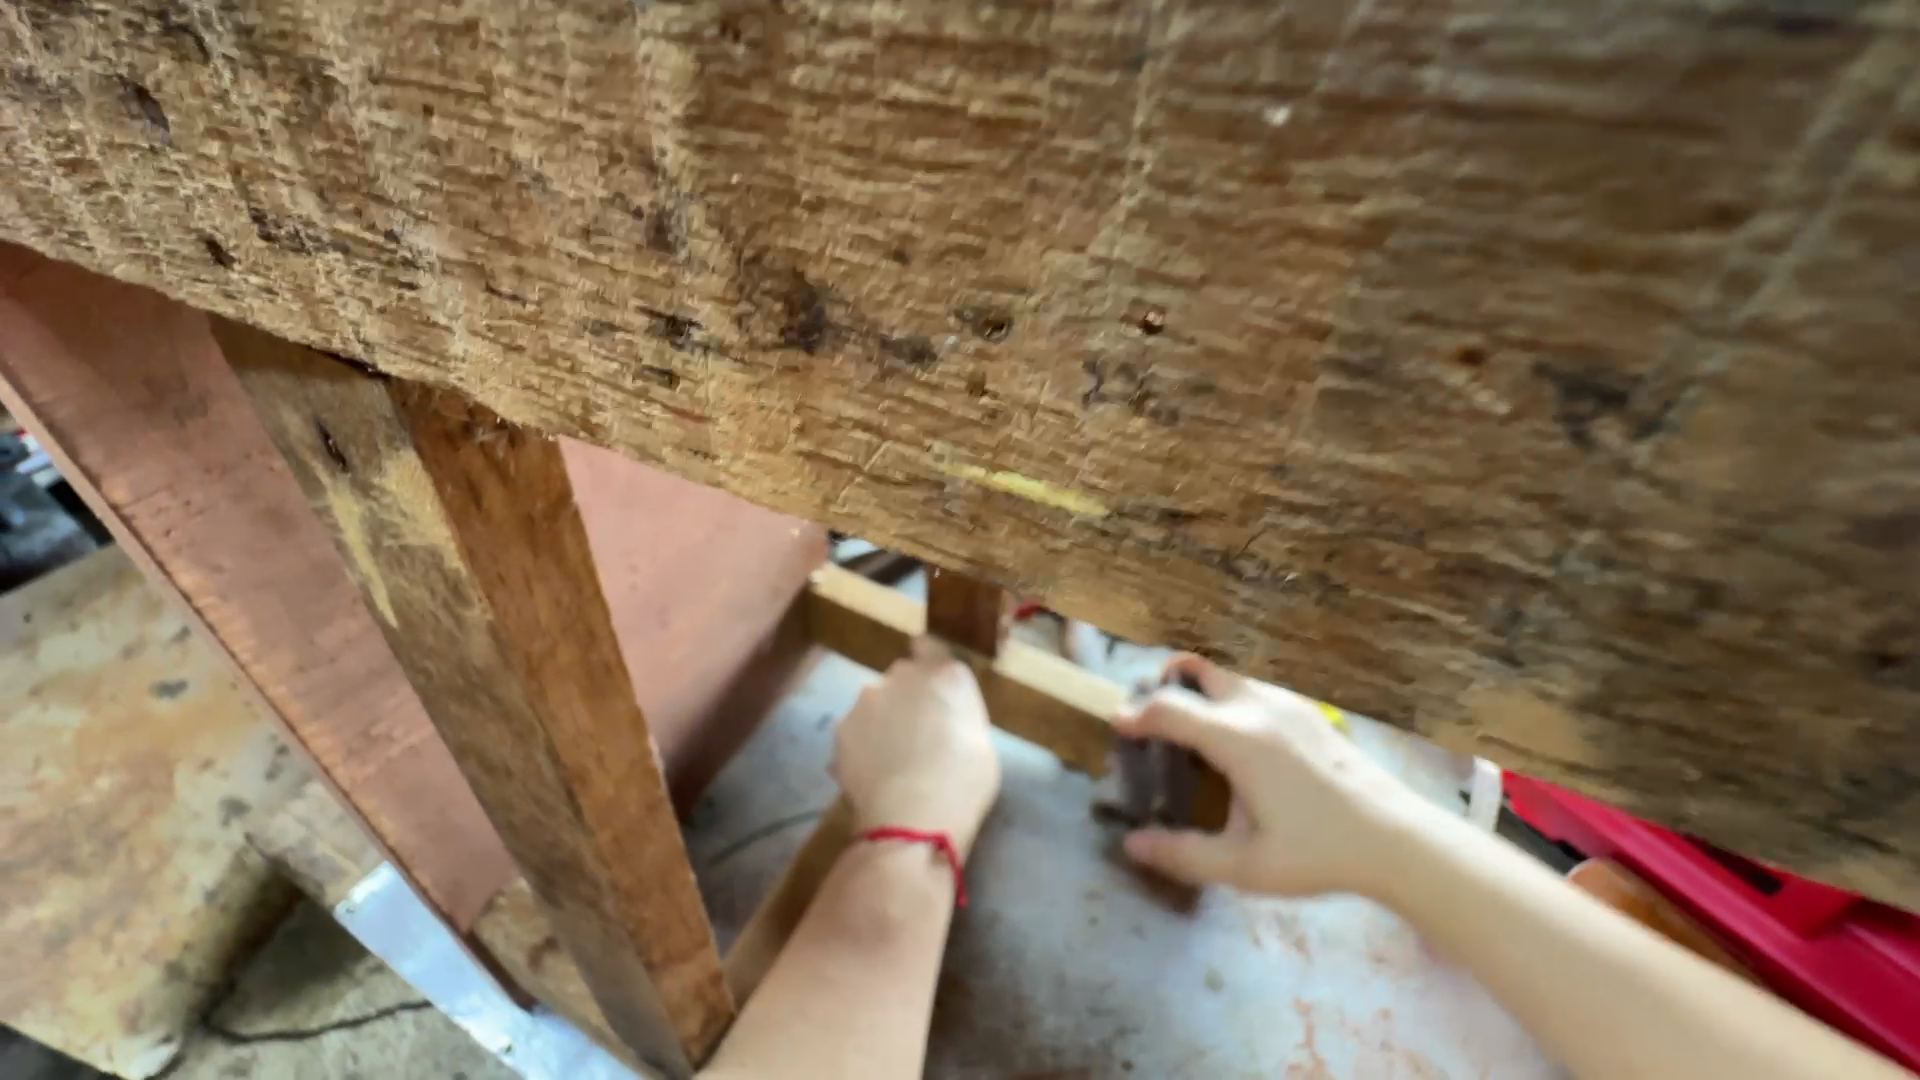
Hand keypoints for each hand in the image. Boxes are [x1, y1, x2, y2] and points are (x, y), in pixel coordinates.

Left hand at [833, 637, 1000, 852]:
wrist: (912, 820)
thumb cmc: (964, 783)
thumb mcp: (981, 741)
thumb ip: (958, 713)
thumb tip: (945, 715)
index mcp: (945, 673)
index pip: (929, 645)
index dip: (928, 660)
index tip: (930, 684)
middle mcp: (903, 674)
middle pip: (901, 676)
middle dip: (907, 696)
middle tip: (917, 733)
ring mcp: (867, 699)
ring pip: (875, 703)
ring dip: (882, 721)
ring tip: (891, 760)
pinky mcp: (842, 728)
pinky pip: (855, 732)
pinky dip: (862, 746)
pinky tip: (874, 774)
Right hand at [1114, 655, 1426, 897]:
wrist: (1398, 838)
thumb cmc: (1318, 852)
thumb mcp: (1245, 866)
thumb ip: (1184, 854)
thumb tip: (1131, 845)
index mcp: (1235, 738)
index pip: (1169, 708)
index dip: (1136, 714)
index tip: (1117, 724)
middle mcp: (1256, 707)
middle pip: (1198, 666)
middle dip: (1166, 680)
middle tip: (1153, 714)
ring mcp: (1286, 702)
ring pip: (1227, 673)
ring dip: (1200, 688)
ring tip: (1192, 729)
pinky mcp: (1307, 710)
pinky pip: (1254, 688)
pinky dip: (1230, 698)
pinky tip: (1239, 742)